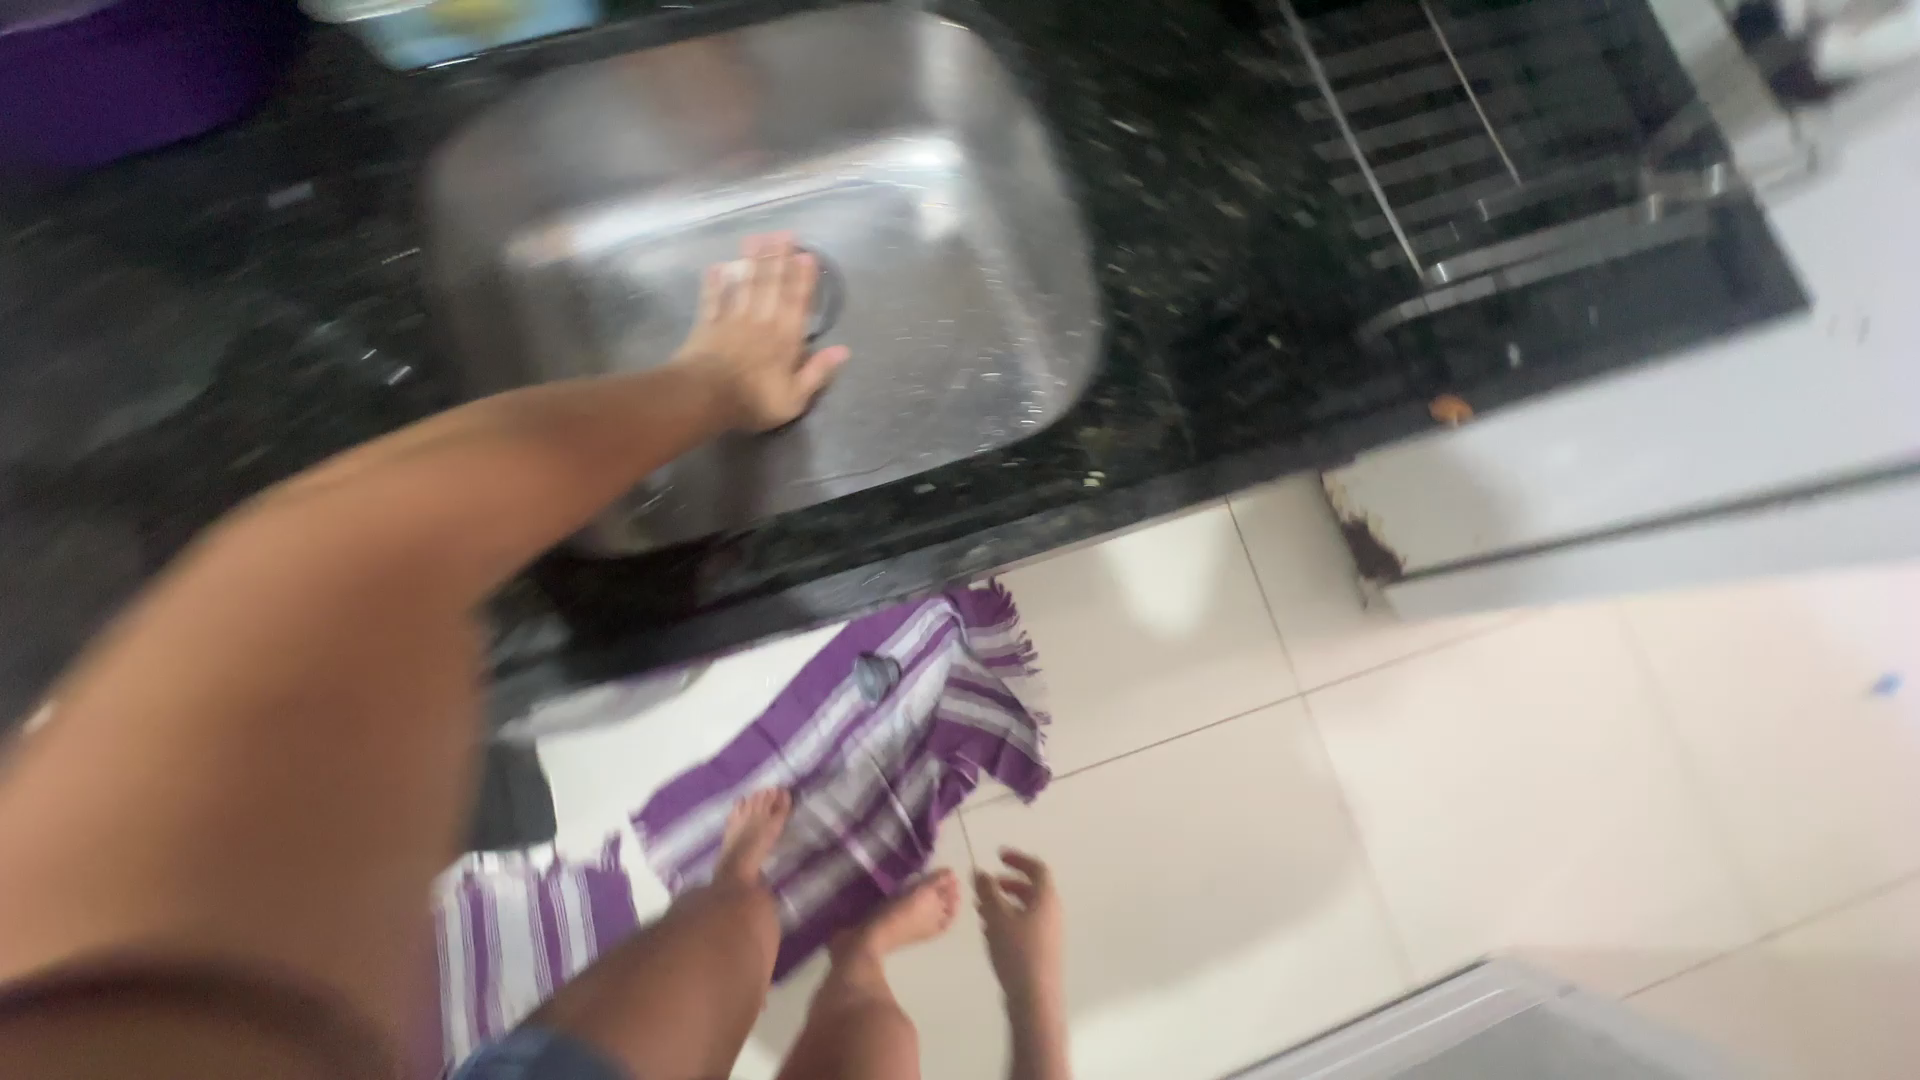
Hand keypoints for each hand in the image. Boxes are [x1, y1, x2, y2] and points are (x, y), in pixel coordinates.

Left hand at [671, 232, 849, 432]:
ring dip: (751, 260)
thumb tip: (843, 350)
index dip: (803, 278)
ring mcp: (732, 320)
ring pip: (744, 284)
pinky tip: (717, 267)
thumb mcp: (796, 397)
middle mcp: (761, 321)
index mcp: (785, 338)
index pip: (797, 301)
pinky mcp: (707, 325)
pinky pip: (712, 299)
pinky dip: (714, 282)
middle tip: (783, 233)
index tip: (807, 254)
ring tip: (756, 238)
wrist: (705, 398)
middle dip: (778, 258)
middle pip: (771, 285)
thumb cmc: (755, 400)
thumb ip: (818, 371)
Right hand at [976, 848, 1062, 1007]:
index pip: (1037, 868)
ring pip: (1026, 910)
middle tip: (986, 888)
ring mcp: (1050, 936)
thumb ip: (987, 891)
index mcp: (1046, 899)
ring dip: (1004, 906)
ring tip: (982, 912)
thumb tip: (980, 871)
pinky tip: (990, 935)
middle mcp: (1052, 913)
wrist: (1036, 1002)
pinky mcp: (1044, 955)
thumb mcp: (997, 916)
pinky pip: (1026, 928)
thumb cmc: (1018, 951)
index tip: (998, 856)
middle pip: (1031, 890)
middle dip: (1007, 885)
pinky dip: (1009, 923)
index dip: (1018, 859)